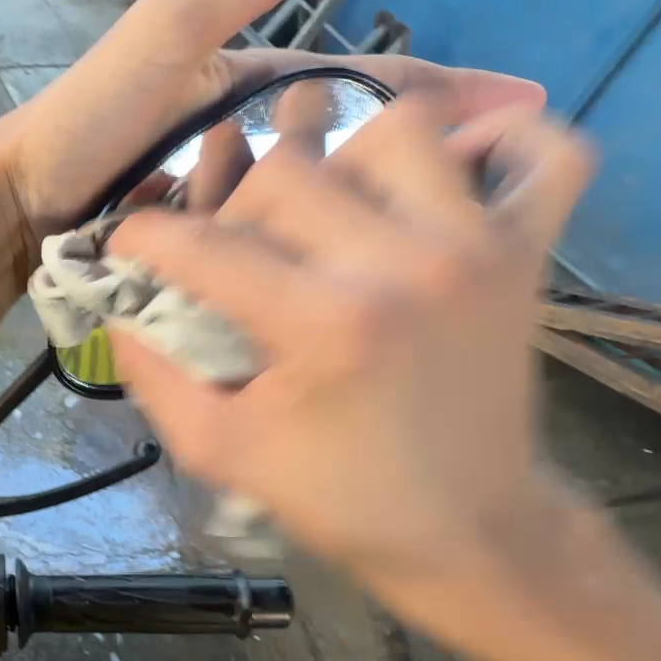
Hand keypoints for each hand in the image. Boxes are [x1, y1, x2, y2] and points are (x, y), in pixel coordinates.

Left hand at [0, 0, 546, 251]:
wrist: (26, 195)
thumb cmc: (96, 109)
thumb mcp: (178, 24)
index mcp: (256, 88)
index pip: (365, 86)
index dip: (438, 93)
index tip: (519, 108)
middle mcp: (251, 146)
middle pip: (353, 151)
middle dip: (426, 159)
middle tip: (505, 179)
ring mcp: (231, 203)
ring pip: (317, 207)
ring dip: (378, 212)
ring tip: (452, 233)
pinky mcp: (207, 252)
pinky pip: (271, 251)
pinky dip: (309, 256)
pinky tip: (358, 273)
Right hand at [106, 98, 594, 599]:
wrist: (466, 530)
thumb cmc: (335, 497)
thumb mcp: (217, 450)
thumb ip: (154, 374)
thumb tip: (120, 306)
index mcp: (322, 324)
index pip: (206, 245)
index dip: (146, 237)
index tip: (127, 244)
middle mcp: (404, 263)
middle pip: (289, 168)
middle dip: (236, 206)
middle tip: (233, 252)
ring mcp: (479, 246)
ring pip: (398, 130)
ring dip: (342, 162)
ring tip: (326, 217)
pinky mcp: (529, 250)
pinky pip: (540, 151)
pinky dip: (494, 145)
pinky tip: (443, 182)